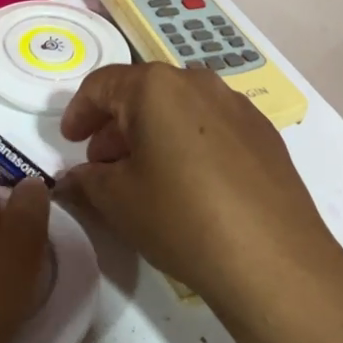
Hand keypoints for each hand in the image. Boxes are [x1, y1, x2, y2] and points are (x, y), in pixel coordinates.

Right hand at [57, 63, 333, 307]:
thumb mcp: (118, 201)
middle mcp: (198, 82)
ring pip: (181, 108)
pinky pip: (214, 126)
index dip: (78, 112)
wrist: (273, 260)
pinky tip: (191, 184)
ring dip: (154, 132)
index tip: (69, 141)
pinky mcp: (264, 134)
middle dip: (117, 125)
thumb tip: (76, 176)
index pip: (102, 85)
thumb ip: (88, 179)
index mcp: (155, 86)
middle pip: (144, 92)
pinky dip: (191, 143)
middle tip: (102, 162)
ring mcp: (237, 106)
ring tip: (145, 175)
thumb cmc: (182, 218)